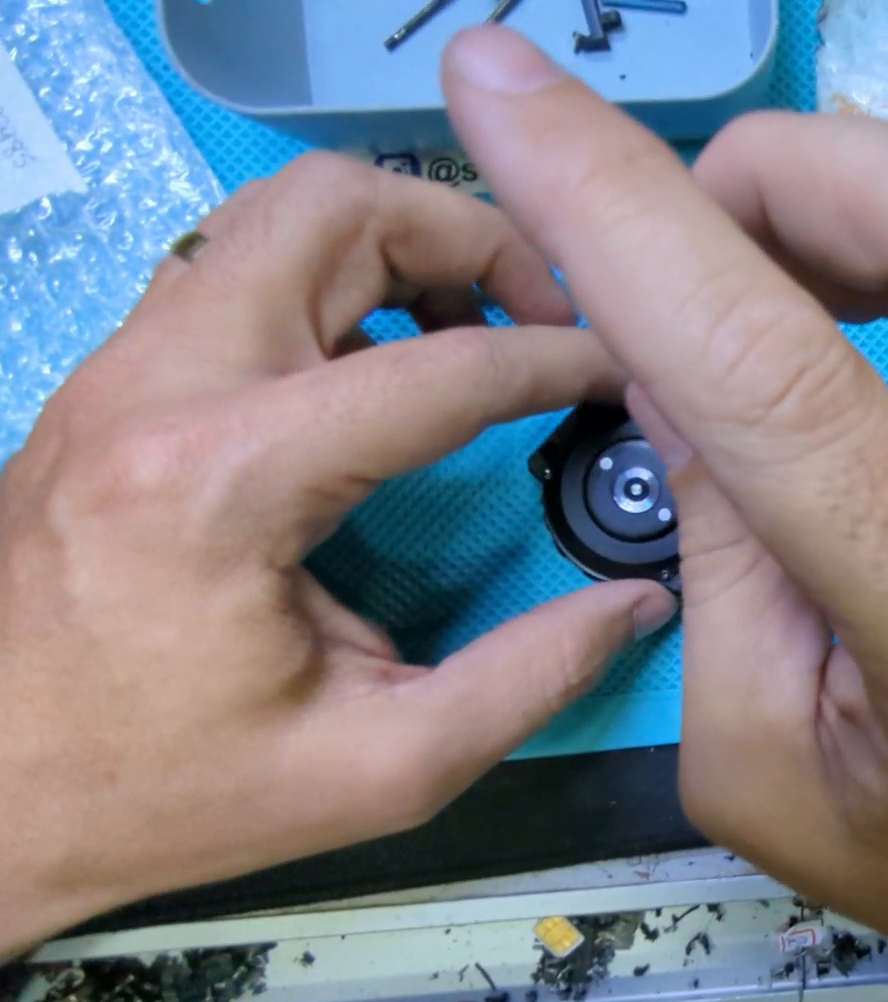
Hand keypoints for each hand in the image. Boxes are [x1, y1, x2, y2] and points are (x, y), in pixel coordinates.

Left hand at [0, 155, 677, 957]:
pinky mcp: (129, 380)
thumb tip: (643, 601)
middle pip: (333, 209)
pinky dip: (365, 275)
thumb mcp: (394, 764)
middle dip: (474, 238)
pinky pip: (263, 263)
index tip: (627, 375)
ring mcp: (130, 369)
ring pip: (289, 213)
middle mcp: (163, 387)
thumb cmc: (173, 792)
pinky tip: (418, 356)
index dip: (560, 362)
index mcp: (225, 483)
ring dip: (417, 245)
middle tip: (551, 320)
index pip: (442, 367)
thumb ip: (539, 675)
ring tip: (495, 328)